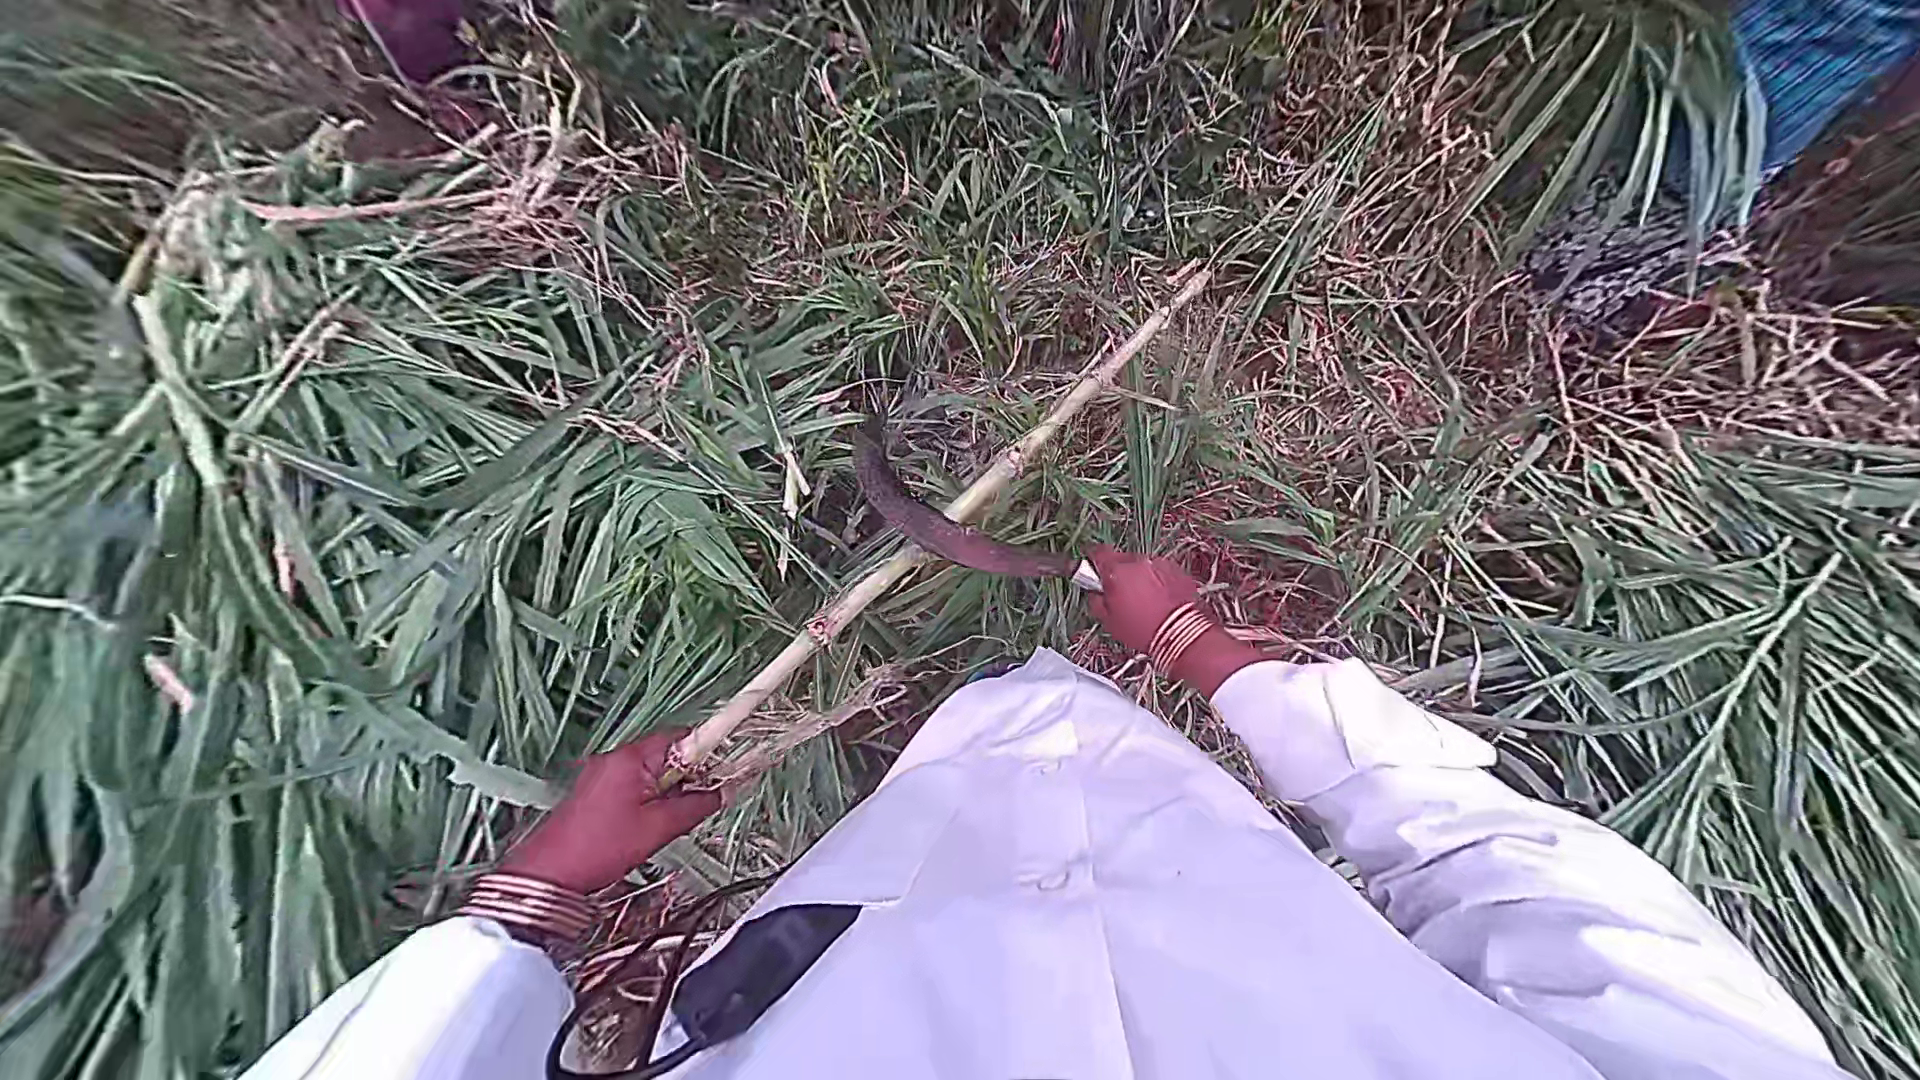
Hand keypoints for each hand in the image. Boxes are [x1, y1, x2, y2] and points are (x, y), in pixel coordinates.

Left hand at [501, 731, 720, 893]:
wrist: (544, 879)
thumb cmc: (600, 849)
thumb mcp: (658, 828)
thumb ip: (696, 805)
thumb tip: (724, 792)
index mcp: (632, 758)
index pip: (682, 737)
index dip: (707, 750)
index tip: (725, 767)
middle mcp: (616, 757)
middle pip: (667, 753)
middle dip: (688, 774)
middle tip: (702, 797)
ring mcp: (602, 773)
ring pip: (652, 769)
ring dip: (669, 787)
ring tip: (673, 815)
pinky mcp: (595, 790)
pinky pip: (634, 782)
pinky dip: (650, 795)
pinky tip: (652, 820)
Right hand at [1085, 544, 1206, 653]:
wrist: (1182, 635)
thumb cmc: (1145, 631)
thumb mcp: (1109, 622)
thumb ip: (1097, 601)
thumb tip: (1096, 593)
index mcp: (1116, 572)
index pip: (1098, 553)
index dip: (1094, 561)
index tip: (1092, 569)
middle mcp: (1138, 563)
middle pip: (1121, 559)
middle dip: (1118, 573)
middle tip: (1120, 593)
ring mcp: (1159, 564)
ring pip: (1141, 566)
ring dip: (1139, 577)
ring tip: (1143, 600)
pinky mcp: (1177, 570)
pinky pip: (1159, 571)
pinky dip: (1157, 581)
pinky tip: (1158, 600)